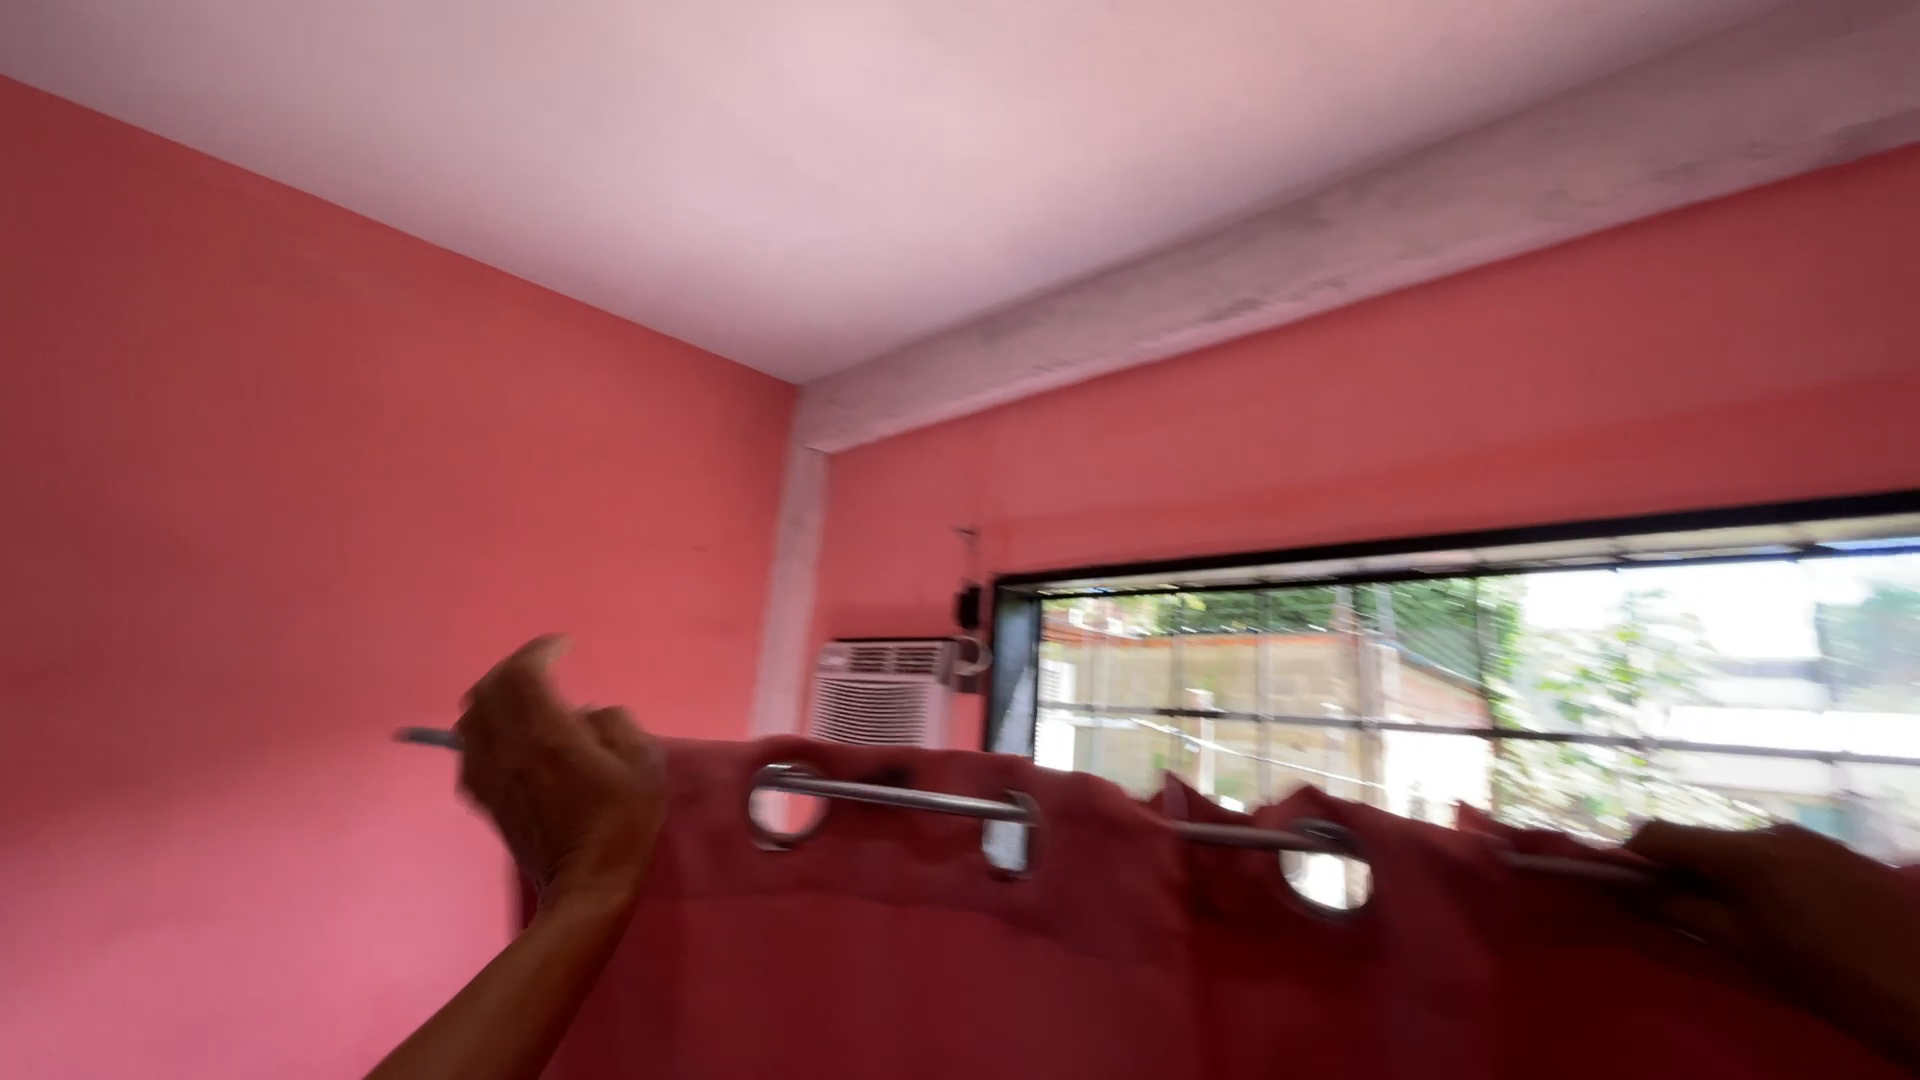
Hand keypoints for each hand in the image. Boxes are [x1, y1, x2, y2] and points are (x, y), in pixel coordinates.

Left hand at [455, 636, 666, 912]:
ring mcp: (489, 777)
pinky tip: (511, 734)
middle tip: (545, 664)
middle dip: (515, 666)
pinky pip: (469, 749)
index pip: (523, 674)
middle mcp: (507, 750)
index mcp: (547, 736)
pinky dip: (484, 726)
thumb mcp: (643, 761)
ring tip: (525, 693)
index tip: (565, 645)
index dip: (540, 650)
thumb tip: (587, 715)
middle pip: (487, 689)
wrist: (588, 885)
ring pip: (469, 718)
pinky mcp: (485, 799)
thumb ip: (615, 722)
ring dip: (494, 695)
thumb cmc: (624, 821)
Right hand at [1626, 821, 1919, 1068]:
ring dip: (1723, 873)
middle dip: (1679, 868)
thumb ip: (1674, 908)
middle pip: (1698, 840)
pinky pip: (1781, 855)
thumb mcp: (1744, 947)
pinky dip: (1765, 877)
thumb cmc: (1834, 979)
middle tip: (1682, 911)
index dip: (1628, 857)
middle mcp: (1772, 832)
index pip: (1655, 835)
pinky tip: (1792, 915)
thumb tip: (1615, 888)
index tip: (1618, 885)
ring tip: (1744, 919)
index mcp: (1742, 852)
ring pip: (1739, 848)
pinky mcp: (1847, 857)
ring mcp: (1815, 841)